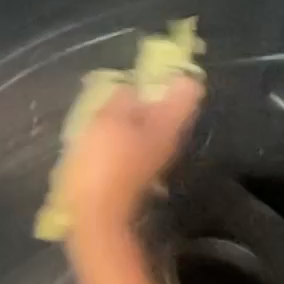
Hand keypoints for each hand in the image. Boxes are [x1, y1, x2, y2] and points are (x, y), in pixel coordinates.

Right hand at [61, 76, 204, 233]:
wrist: (96, 219)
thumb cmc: (103, 166)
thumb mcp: (108, 121)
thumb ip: (122, 97)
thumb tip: (131, 86)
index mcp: (168, 122)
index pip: (187, 85)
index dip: (171, 69)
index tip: (147, 64)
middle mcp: (168, 139)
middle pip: (167, 105)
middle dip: (145, 91)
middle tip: (119, 84)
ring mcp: (152, 158)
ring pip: (147, 123)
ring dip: (128, 112)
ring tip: (102, 107)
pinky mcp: (134, 172)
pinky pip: (131, 141)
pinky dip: (118, 133)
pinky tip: (96, 134)